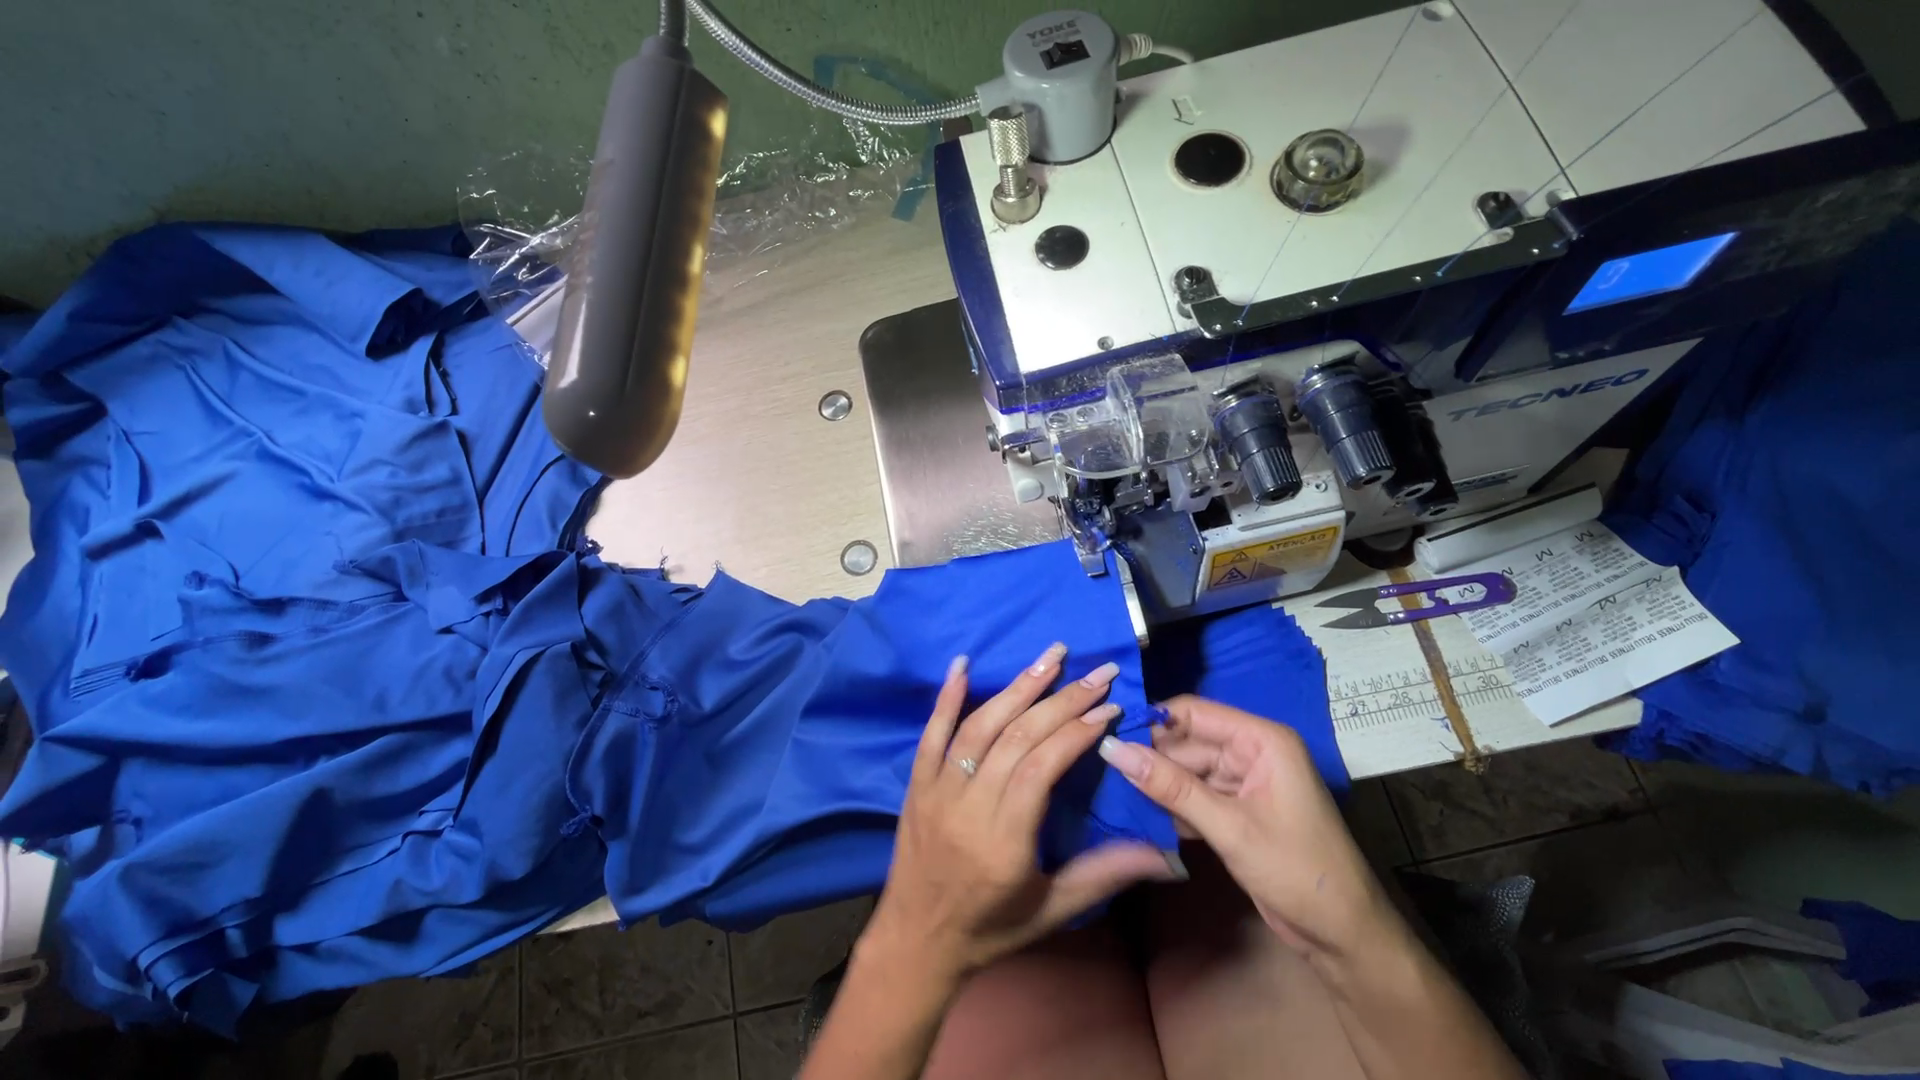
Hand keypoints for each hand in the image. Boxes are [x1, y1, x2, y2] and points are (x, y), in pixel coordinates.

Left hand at [864, 645, 1178, 978]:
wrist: (915, 944)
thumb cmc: (990, 929)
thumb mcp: (1052, 911)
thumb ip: (1104, 875)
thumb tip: (1165, 857)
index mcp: (1004, 841)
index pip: (1042, 767)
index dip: (1077, 732)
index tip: (1108, 707)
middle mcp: (967, 808)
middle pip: (1016, 738)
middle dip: (1061, 700)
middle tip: (1098, 672)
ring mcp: (936, 792)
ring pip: (978, 728)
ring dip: (1017, 688)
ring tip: (1052, 656)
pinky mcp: (915, 787)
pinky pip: (929, 735)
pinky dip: (945, 697)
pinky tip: (963, 663)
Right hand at [1097, 695, 1395, 957]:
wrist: (1342, 934)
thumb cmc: (1297, 870)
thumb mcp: (1230, 827)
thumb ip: (1171, 788)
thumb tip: (1114, 751)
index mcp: (1262, 740)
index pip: (1193, 713)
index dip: (1150, 721)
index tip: (1105, 733)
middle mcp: (1252, 752)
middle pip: (1186, 742)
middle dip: (1149, 757)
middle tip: (1100, 769)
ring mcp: (1244, 783)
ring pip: (1186, 771)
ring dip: (1156, 784)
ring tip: (1110, 791)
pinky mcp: (1237, 811)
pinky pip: (1194, 796)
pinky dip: (1171, 805)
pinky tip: (1138, 815)